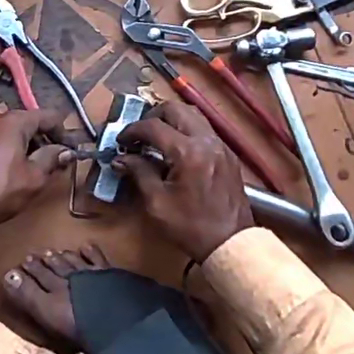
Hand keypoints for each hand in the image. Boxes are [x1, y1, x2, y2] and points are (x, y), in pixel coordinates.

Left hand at [0, 108, 74, 260]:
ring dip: (19, 147)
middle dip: (41, 141)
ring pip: (5, 133)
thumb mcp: (32, 179)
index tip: (70, 150)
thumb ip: (52, 160)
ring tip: (25, 172)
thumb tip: (65, 150)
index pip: (48, 116)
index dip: (63, 132)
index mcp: (13, 120)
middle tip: (50, 165)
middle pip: (26, 123)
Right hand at [123, 100, 253, 261]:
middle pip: (175, 109)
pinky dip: (186, 129)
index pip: (153, 126)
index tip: (121, 141)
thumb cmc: (191, 227)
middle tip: (139, 134)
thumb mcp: (157, 203)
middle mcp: (206, 141)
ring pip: (192, 115)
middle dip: (152, 117)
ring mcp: (221, 146)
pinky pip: (204, 129)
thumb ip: (139, 173)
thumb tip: (123, 158)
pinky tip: (176, 148)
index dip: (132, 131)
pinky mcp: (228, 155)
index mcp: (187, 152)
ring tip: (157, 137)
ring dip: (171, 120)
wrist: (231, 244)